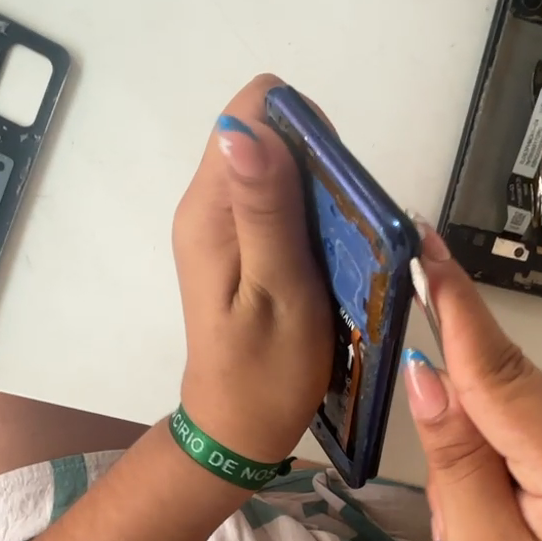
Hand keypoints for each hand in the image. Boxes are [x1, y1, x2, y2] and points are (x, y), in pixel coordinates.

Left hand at [171, 76, 332, 464]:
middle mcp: (206, 207)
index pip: (251, 112)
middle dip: (314, 167)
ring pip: (277, 170)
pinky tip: (320, 263)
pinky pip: (277, 206)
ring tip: (331, 254)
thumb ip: (266, 210)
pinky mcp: (237, 249)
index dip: (302, 130)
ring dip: (316, 197)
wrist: (239, 427)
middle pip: (266, 136)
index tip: (332, 190)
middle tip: (335, 235)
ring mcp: (220, 229)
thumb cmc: (266, 372)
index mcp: (209, 211)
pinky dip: (308, 221)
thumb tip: (244, 130)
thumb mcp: (277, 290)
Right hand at [404, 225, 541, 540]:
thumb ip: (457, 459)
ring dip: (477, 446)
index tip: (426, 245)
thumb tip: (426, 373)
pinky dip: (498, 450)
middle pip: (510, 390)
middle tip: (458, 508)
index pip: (504, 377)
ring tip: (482, 529)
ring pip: (518, 406)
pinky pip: (534, 423)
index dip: (458, 311)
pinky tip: (502, 507)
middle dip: (459, 422)